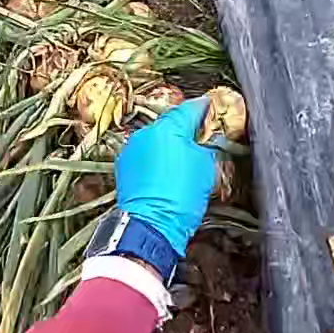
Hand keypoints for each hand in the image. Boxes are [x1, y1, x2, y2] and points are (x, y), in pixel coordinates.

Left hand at [115, 97, 217, 254]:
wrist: (151, 226)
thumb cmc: (181, 197)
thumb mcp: (206, 167)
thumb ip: (205, 146)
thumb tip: (203, 141)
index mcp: (167, 128)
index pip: (189, 108)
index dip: (203, 107)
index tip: (210, 106)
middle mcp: (145, 134)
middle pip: (170, 123)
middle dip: (185, 129)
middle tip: (201, 137)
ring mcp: (131, 150)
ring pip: (156, 140)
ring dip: (169, 145)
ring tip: (184, 159)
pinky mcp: (124, 168)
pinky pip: (145, 156)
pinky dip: (157, 159)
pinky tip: (167, 172)